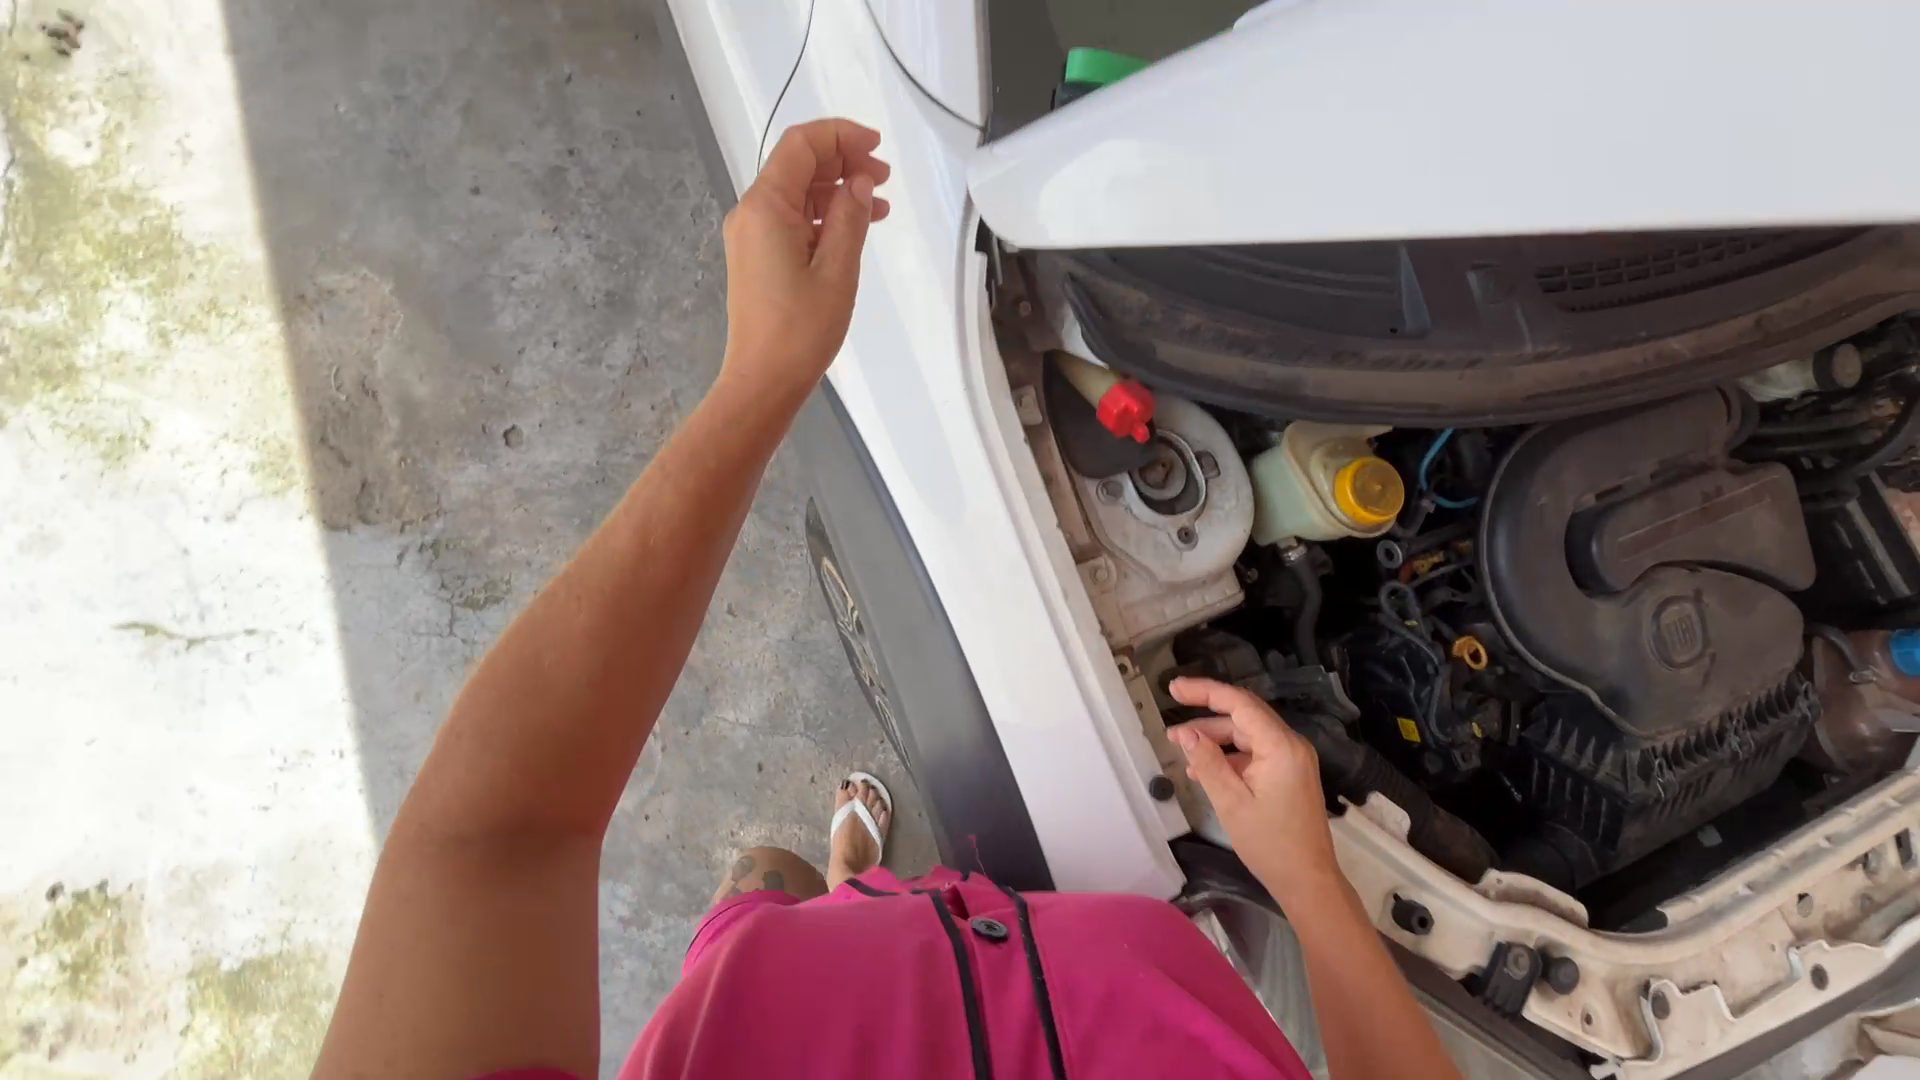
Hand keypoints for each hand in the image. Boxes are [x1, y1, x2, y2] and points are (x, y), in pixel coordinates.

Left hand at [719, 119, 891, 396]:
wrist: (763, 380)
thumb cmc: (801, 330)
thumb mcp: (837, 271)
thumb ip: (849, 218)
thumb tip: (859, 182)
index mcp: (766, 207)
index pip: (801, 146)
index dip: (841, 136)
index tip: (878, 147)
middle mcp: (751, 213)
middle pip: (797, 167)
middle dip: (842, 163)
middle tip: (885, 180)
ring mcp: (751, 237)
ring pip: (797, 196)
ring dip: (836, 193)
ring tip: (879, 206)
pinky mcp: (757, 259)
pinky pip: (791, 222)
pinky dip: (822, 219)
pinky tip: (853, 230)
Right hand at [1168, 678, 1342, 904]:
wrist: (1308, 881)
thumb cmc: (1270, 843)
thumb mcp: (1231, 802)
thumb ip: (1207, 762)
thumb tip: (1185, 733)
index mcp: (1280, 746)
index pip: (1238, 703)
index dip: (1204, 691)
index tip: (1173, 688)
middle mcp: (1290, 744)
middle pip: (1243, 713)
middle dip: (1205, 710)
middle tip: (1172, 707)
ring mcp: (1292, 758)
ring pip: (1246, 732)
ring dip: (1213, 735)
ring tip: (1179, 745)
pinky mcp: (1288, 772)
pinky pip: (1253, 750)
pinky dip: (1228, 754)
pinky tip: (1202, 767)